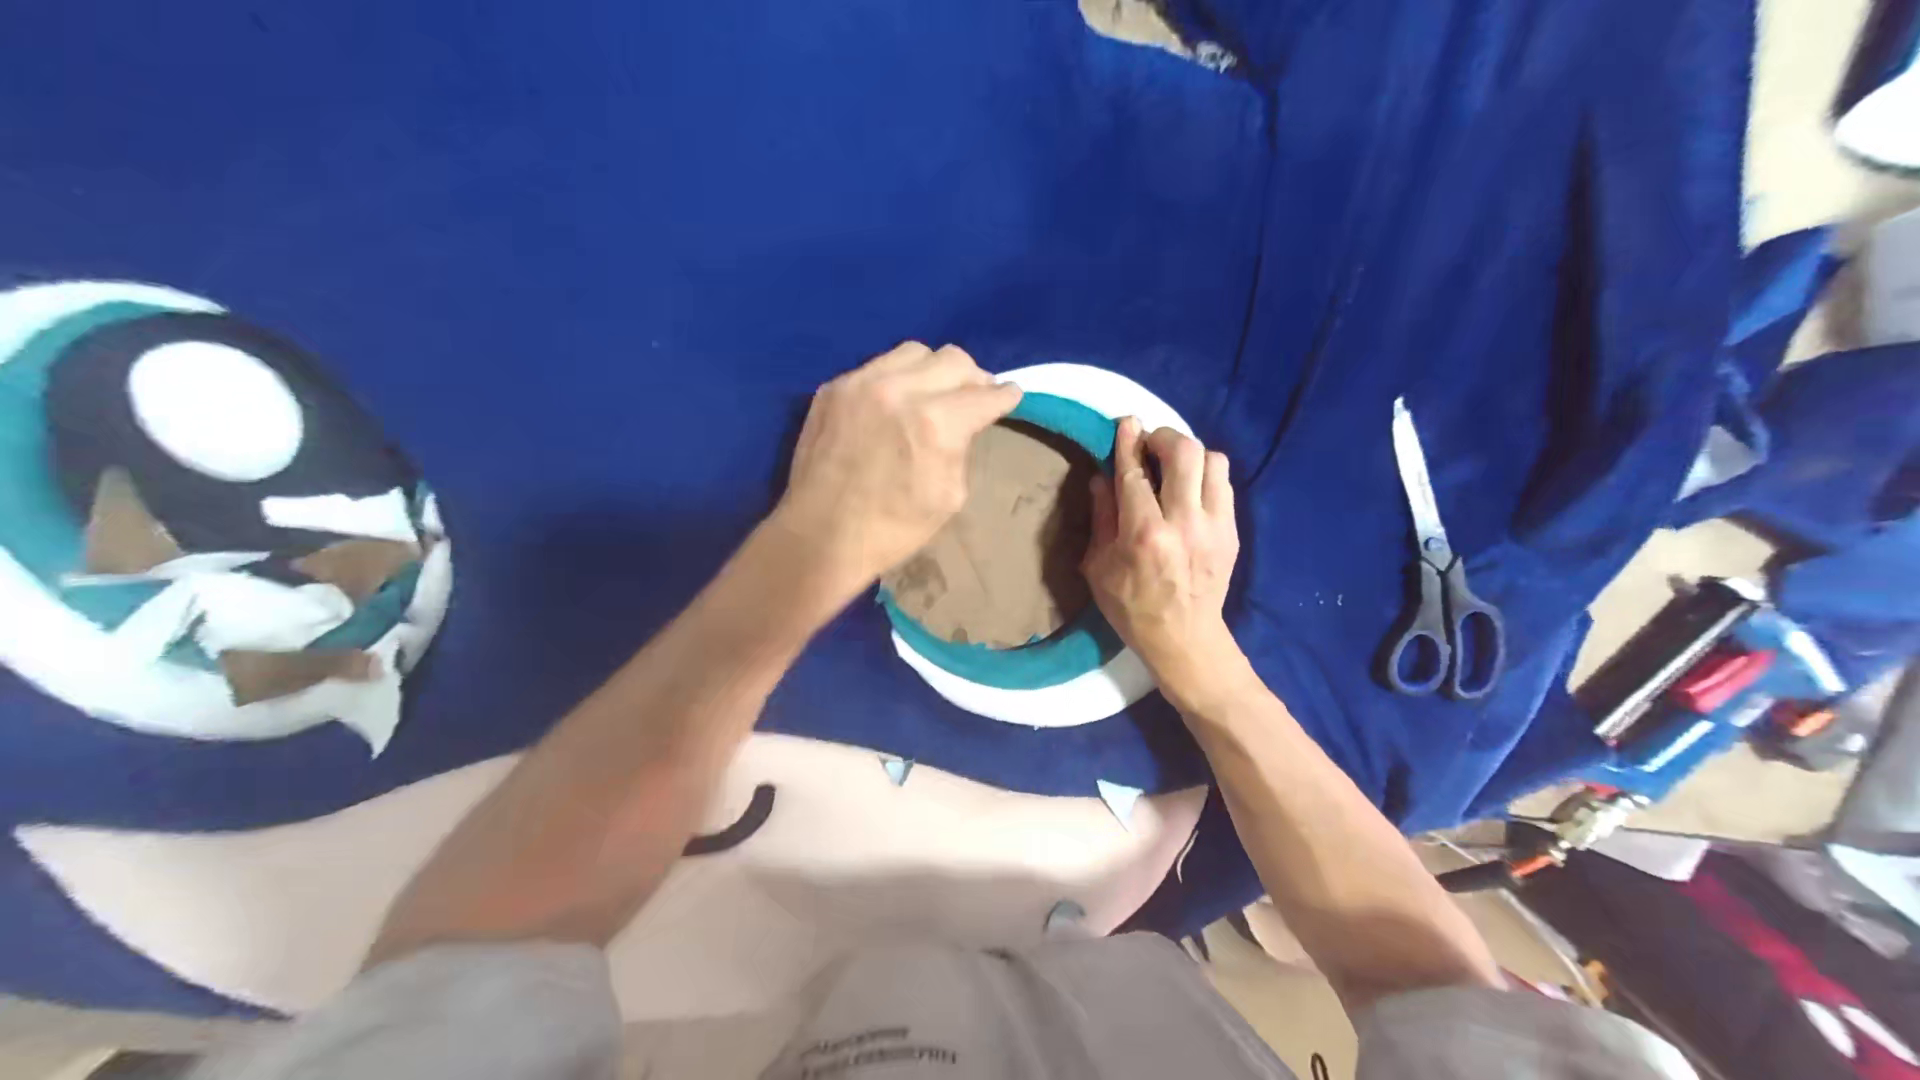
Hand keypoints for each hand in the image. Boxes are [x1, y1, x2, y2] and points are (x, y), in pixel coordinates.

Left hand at [773, 341, 1021, 591]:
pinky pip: (878, 366)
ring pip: (915, 351)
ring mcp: (861, 383)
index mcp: (935, 423)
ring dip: (934, 370)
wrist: (820, 536)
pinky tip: (894, 404)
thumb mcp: (949, 496)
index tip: (1011, 395)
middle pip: (954, 359)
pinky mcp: (833, 387)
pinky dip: (897, 379)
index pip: (985, 394)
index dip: (1005, 396)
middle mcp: (899, 390)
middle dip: (974, 377)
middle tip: (975, 396)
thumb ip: (962, 447)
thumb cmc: (893, 529)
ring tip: (934, 394)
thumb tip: (965, 422)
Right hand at [1083, 418, 1239, 687]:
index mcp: (1144, 535)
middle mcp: (1184, 523)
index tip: (1127, 423)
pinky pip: (1223, 483)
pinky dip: (1204, 475)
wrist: (1184, 638)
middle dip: (1162, 437)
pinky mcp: (1232, 532)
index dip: (1128, 443)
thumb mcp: (1099, 567)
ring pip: (1212, 460)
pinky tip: (1189, 488)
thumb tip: (1102, 476)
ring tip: (1172, 466)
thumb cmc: (1130, 606)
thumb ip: (1102, 517)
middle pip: (1183, 453)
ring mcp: (1215, 526)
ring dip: (1188, 454)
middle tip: (1149, 444)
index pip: (1135, 474)